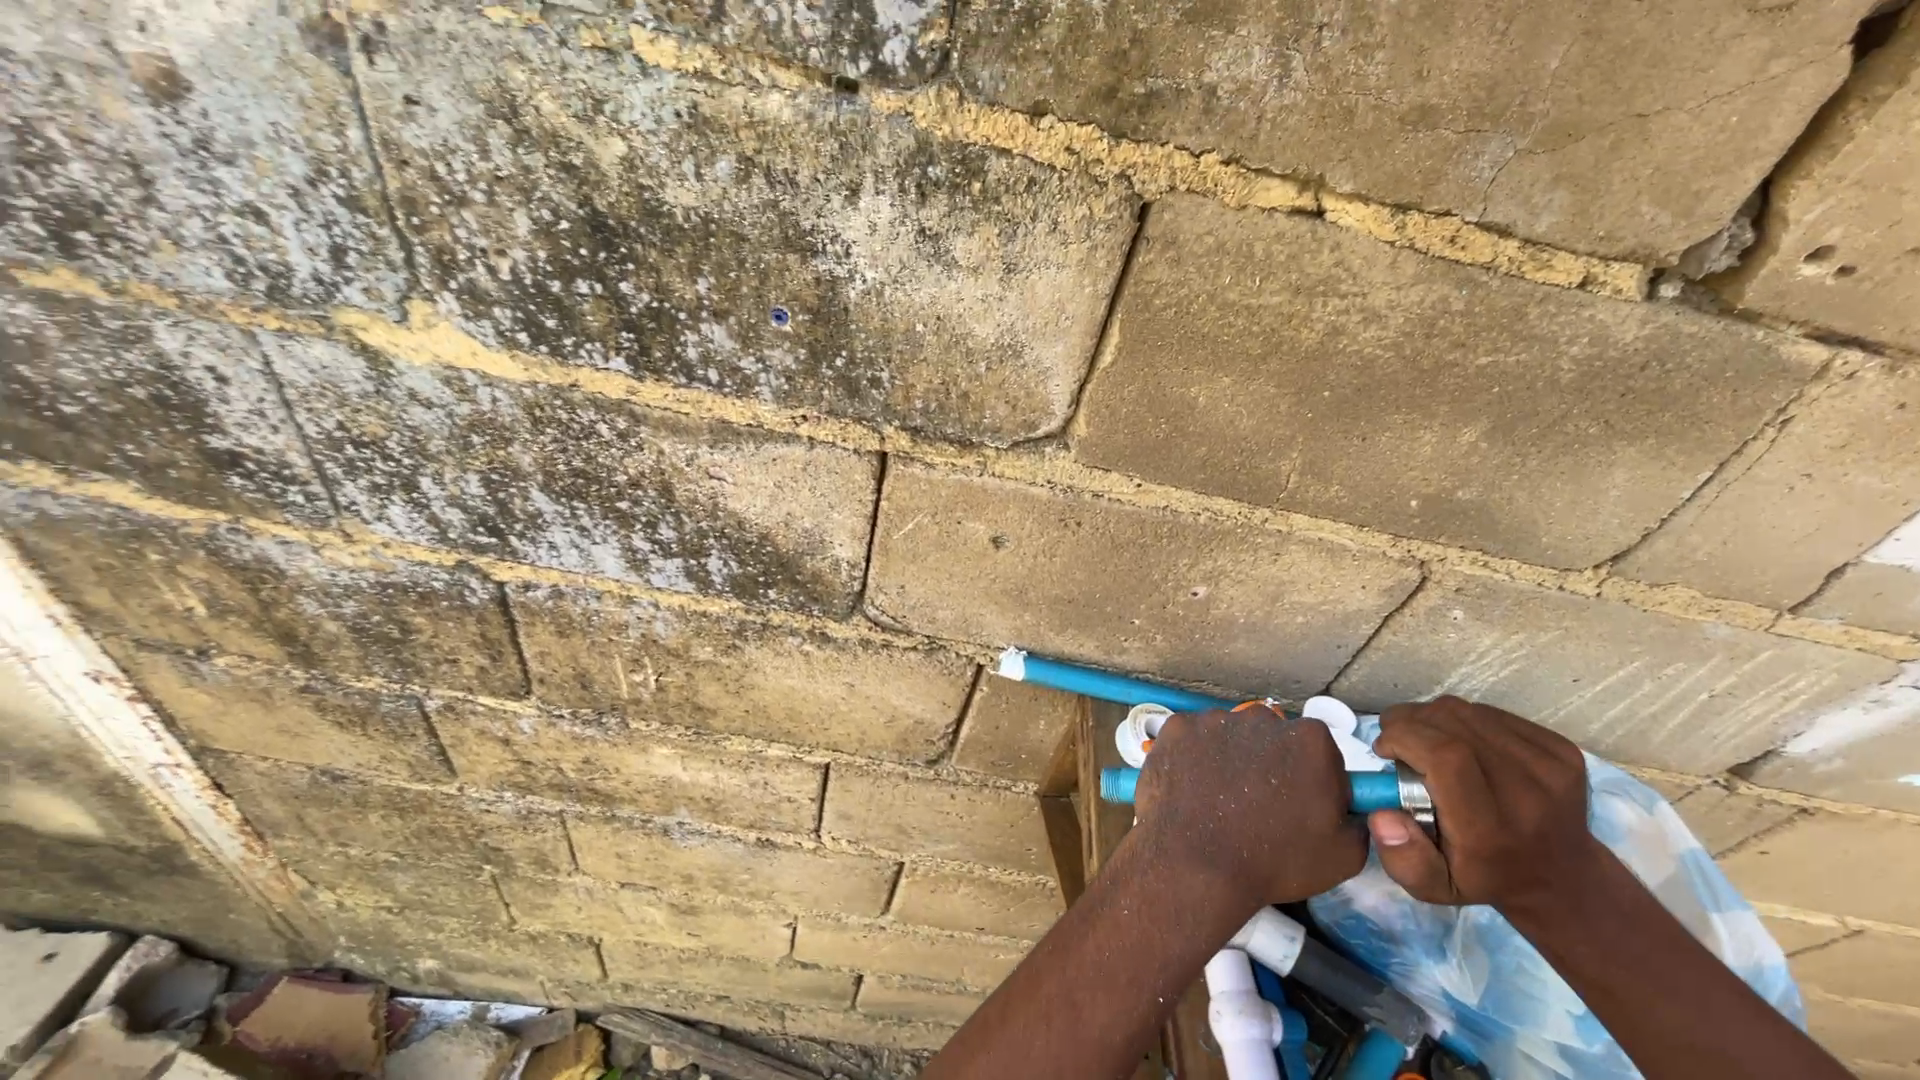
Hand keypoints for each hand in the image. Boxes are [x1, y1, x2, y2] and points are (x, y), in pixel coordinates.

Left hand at [1133, 706, 1366, 907]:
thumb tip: (1349, 807)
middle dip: (1270, 765)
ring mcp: (1214, 719)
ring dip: (1229, 759)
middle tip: (1256, 806)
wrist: (1196, 864)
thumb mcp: (1345, 854)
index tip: (1298, 808)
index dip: (1312, 781)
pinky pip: (1192, 740)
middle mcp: (1263, 717)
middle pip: (1273, 740)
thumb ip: (1357, 819)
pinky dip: (1192, 758)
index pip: (1320, 753)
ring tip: (1217, 801)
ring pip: (1230, 737)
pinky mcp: (1176, 728)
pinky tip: (1190, 789)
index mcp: (1311, 739)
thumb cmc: (1274, 861)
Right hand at [1368, 696, 1600, 914]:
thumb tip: (1381, 815)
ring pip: (1469, 712)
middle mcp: (1528, 793)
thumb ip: (1403, 858)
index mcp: (1492, 829)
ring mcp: (1551, 767)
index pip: (1446, 756)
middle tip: (1395, 740)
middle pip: (1453, 725)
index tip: (1384, 749)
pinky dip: (1462, 719)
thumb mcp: (1434, 887)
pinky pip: (1492, 714)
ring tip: (1423, 741)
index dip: (1405, 738)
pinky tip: (1459, 742)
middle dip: (1409, 721)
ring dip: (1432, 718)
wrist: (1561, 877)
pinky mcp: (1562, 750)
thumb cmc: (1484, 878)